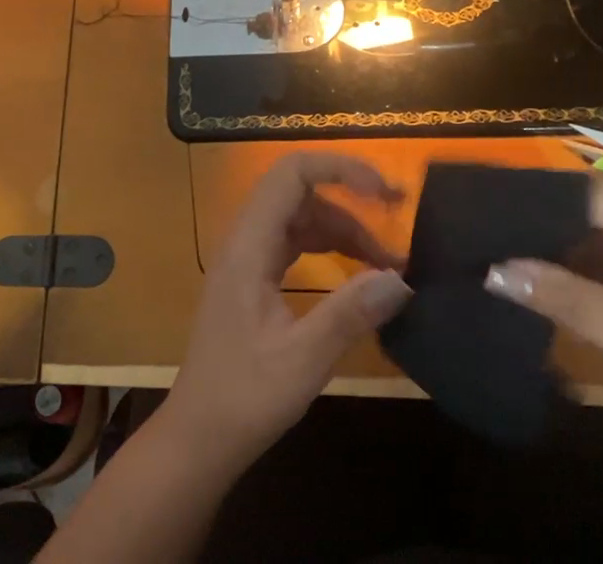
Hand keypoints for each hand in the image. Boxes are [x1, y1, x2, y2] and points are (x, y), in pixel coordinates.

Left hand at [165, 152, 414, 463]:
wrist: (200, 434)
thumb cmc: (245, 396)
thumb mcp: (304, 358)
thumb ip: (350, 313)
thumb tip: (401, 277)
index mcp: (247, 247)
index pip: (290, 174)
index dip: (339, 168)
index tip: (386, 193)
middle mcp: (242, 243)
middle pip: (298, 195)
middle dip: (350, 206)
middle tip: (397, 239)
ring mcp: (244, 262)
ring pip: (297, 220)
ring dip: (341, 232)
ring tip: (386, 266)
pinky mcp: (250, 282)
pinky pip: (291, 245)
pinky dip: (326, 250)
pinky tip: (355, 277)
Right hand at [482, 174, 602, 461]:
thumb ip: (564, 297)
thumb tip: (489, 269)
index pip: (591, 191)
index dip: (535, 200)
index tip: (479, 210)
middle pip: (586, 206)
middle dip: (534, 222)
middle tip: (473, 231)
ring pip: (586, 232)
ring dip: (543, 246)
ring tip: (484, 249)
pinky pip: (595, 258)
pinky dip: (561, 269)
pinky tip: (519, 274)